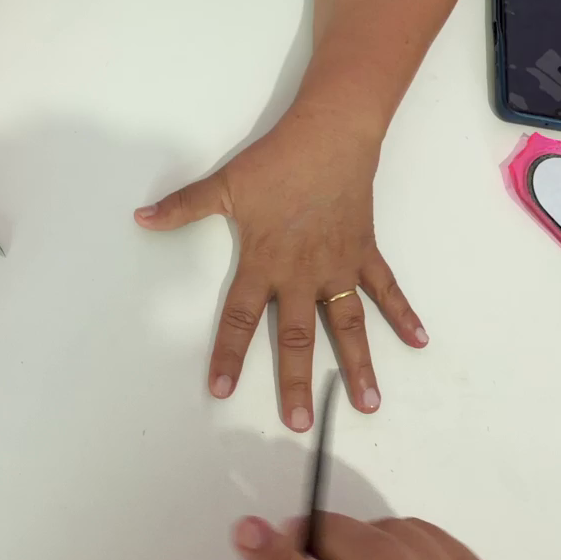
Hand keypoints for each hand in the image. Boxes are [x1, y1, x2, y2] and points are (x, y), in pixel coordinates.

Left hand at [134, 108, 426, 431]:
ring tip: (368, 404)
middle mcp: (302, 275)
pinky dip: (403, 313)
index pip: (241, 318)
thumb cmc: (277, 162)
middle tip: (298, 423)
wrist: (330, 135)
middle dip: (296, 382)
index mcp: (265, 264)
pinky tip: (419, 341)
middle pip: (298, 337)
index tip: (223, 391)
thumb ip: (184, 207)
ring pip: (348, 325)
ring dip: (358, 364)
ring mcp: (338, 267)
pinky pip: (386, 289)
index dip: (230, 354)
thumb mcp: (226, 185)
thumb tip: (141, 218)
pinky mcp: (365, 253)